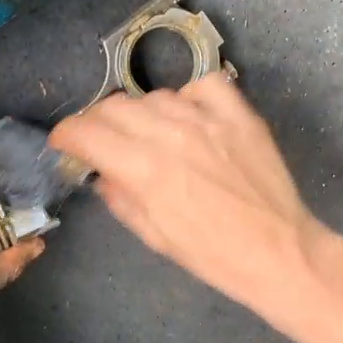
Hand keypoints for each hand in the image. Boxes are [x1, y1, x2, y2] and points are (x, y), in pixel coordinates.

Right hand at [49, 76, 326, 314]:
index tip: (63, 142)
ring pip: (155, 96)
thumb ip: (120, 198)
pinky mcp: (241, 114)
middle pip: (115, 106)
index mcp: (144, 170)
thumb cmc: (212, 256)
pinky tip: (190, 117)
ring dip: (141, 113)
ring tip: (148, 133)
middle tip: (100, 140)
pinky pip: (204, 86)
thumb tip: (101, 173)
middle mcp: (171, 134)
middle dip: (97, 122)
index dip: (66, 134)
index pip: (87, 131)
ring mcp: (209, 120)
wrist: (278, 252)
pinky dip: (188, 97)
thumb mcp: (153, 236)